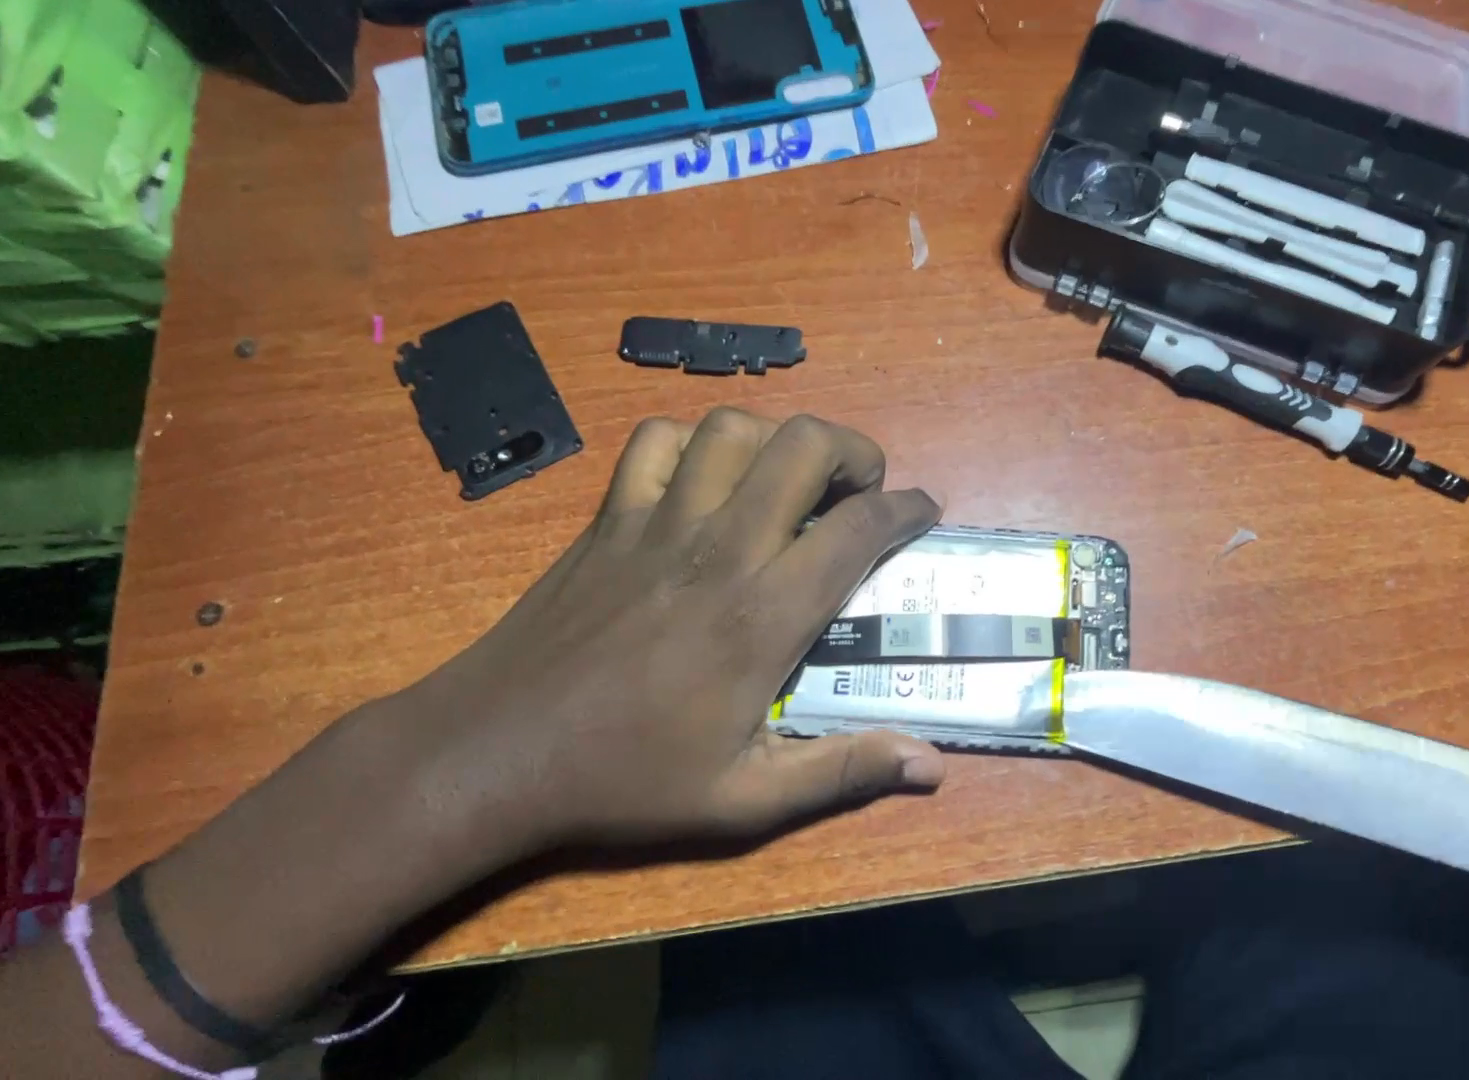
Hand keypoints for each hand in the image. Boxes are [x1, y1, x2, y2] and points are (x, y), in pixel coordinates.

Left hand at [396, 407, 947, 853]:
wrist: (495, 754)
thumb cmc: (627, 779)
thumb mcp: (746, 799)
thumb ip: (844, 771)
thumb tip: (933, 765)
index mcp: (765, 615)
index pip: (859, 528)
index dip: (908, 509)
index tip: (924, 513)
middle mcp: (722, 548)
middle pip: (805, 446)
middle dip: (855, 452)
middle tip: (862, 490)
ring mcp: (659, 523)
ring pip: (734, 428)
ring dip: (779, 440)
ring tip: (791, 479)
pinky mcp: (610, 517)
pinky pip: (657, 442)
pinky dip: (695, 443)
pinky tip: (707, 480)